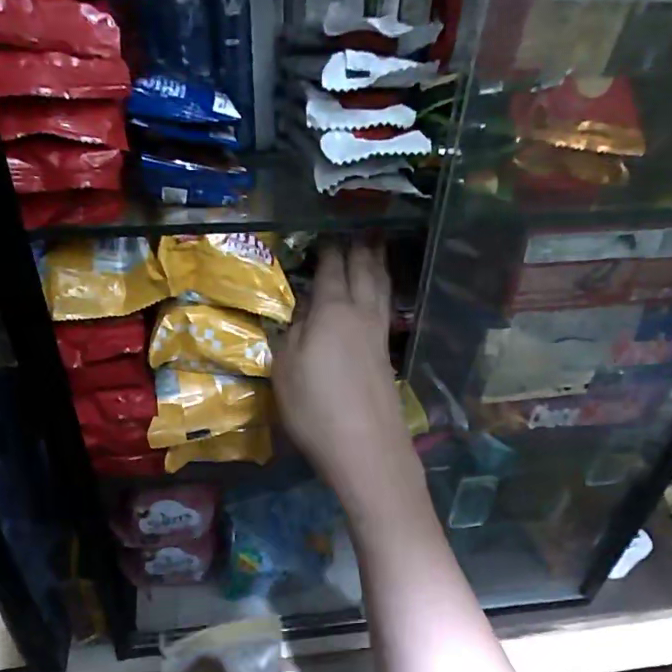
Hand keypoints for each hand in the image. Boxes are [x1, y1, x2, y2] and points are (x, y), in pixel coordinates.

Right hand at [276, 240, 414, 496]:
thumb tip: (300, 310)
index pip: (332, 268)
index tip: (325, 231)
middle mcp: (360, 313)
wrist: (365, 446)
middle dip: (360, 246)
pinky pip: (384, 307)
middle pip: (364, 269)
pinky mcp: (387, 356)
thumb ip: (291, 334)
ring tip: (376, 247)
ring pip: (381, 286)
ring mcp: (378, 334)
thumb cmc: (316, 408)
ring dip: (378, 263)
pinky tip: (378, 294)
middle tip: (359, 226)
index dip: (328, 248)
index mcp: (332, 310)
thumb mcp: (285, 369)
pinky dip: (382, 290)